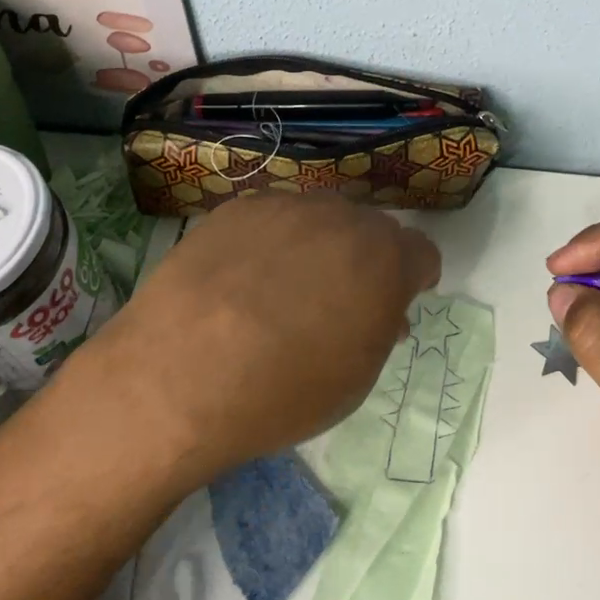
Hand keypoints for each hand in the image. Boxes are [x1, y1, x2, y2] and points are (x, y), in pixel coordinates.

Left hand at [78, 192, 438, 476]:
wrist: (178, 377)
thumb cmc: (282, 392)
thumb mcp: (354, 379)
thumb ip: (379, 330)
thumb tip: (378, 310)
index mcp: (384, 259)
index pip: (421, 252)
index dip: (412, 279)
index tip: (394, 305)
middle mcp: (340, 218)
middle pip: (369, 229)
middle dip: (364, 261)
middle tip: (337, 303)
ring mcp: (283, 207)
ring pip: (317, 219)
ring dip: (316, 247)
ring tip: (282, 292)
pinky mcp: (233, 209)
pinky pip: (270, 219)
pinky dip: (269, 243)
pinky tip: (241, 282)